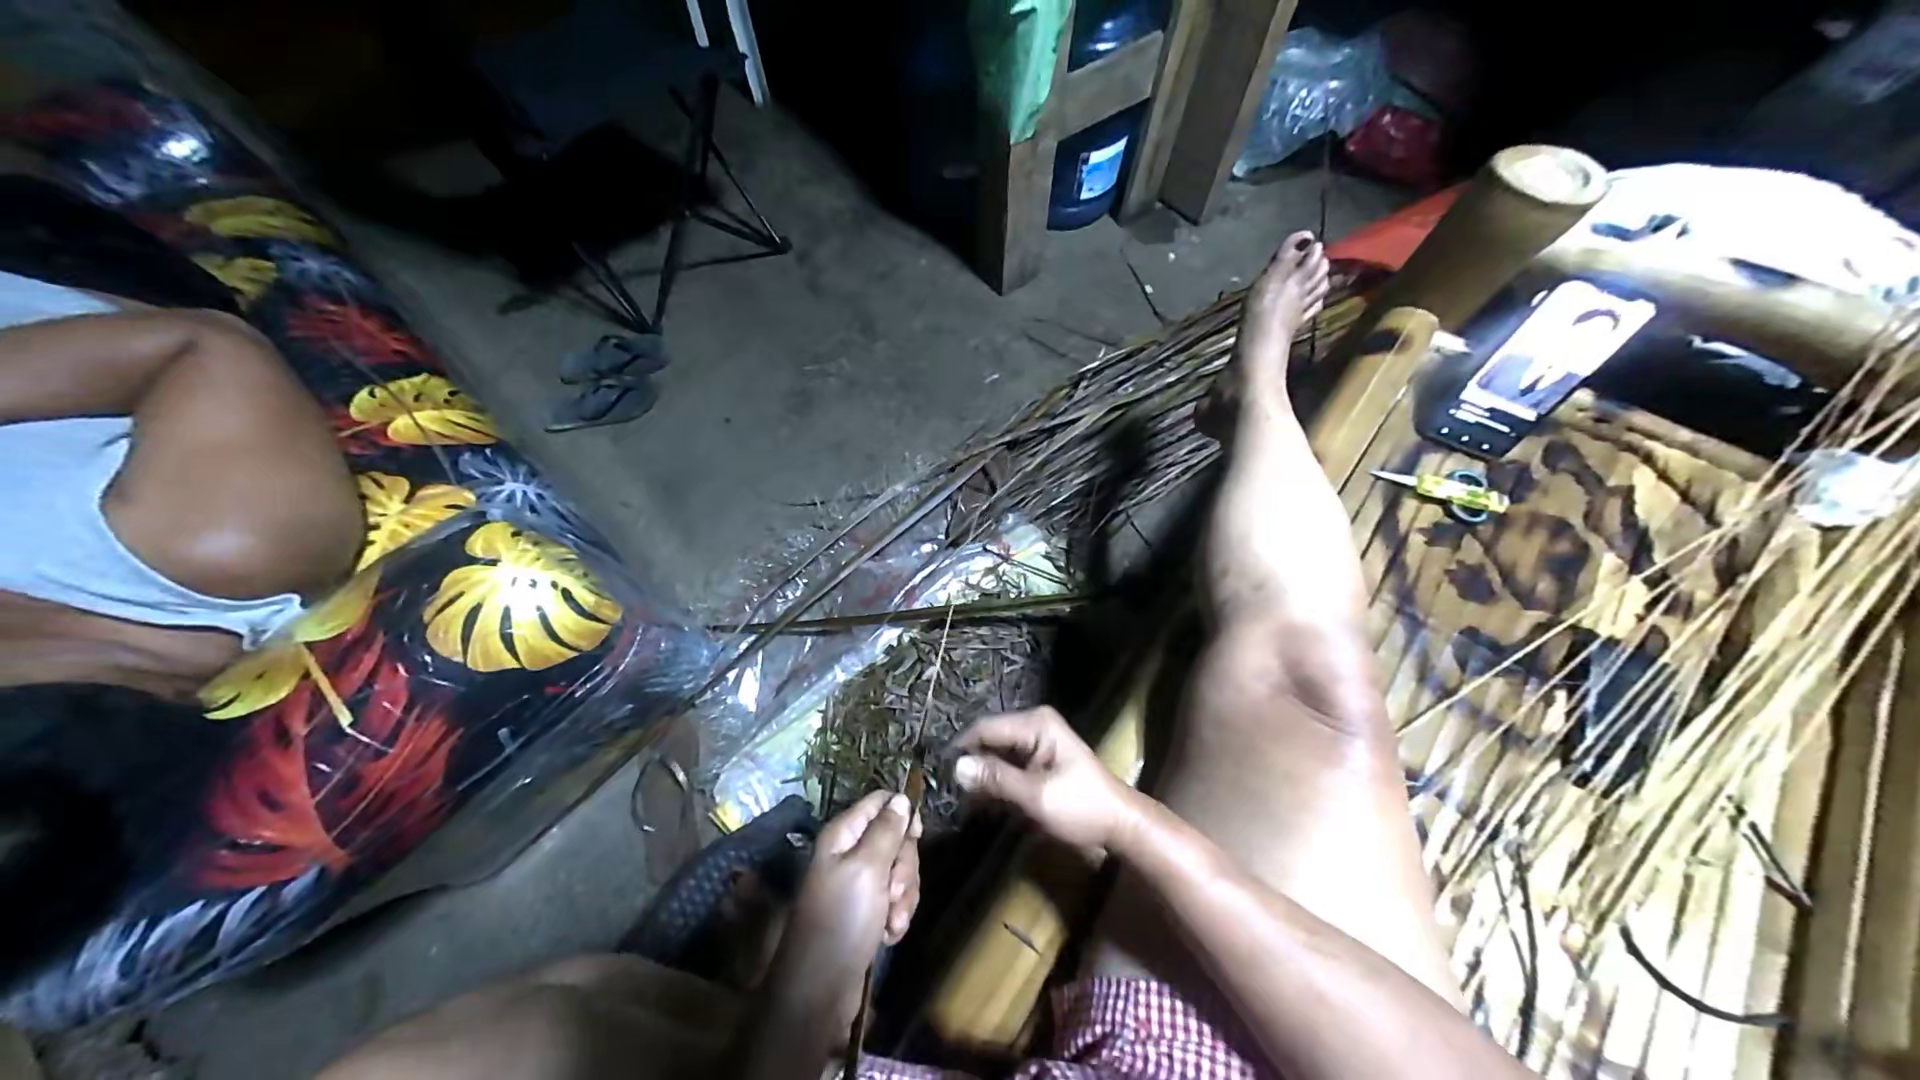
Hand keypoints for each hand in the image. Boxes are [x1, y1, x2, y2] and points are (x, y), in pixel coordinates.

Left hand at [761, 789, 921, 1031]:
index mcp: (844, 834)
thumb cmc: (842, 920)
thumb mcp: (867, 868)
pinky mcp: (867, 909)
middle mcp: (851, 852)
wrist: (821, 988)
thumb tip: (901, 797)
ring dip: (904, 896)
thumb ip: (887, 830)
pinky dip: (897, 915)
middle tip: (894, 890)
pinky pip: (896, 899)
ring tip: (891, 921)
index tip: (915, 835)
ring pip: (900, 871)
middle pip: (896, 837)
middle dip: (904, 866)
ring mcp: (859, 883)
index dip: (903, 813)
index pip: (880, 801)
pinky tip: (888, 934)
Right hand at [951, 706, 1142, 852]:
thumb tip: (957, 767)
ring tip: (959, 801)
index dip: (960, 749)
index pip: (985, 728)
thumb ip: (996, 779)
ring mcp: (1035, 744)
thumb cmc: (1082, 807)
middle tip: (944, 791)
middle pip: (988, 741)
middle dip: (969, 765)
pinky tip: (980, 805)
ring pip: (994, 756)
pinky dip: (994, 785)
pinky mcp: (1036, 762)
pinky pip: (1006, 767)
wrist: (1120, 825)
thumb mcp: (1036, 796)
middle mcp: (1033, 726)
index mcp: (1035, 724)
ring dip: (980, 778)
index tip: (936, 773)